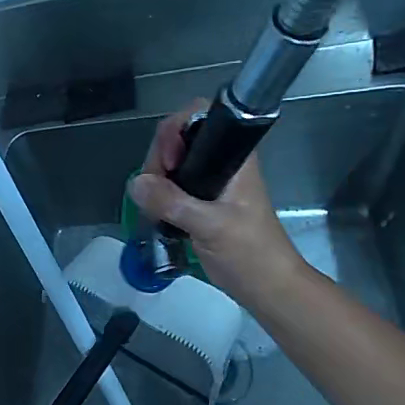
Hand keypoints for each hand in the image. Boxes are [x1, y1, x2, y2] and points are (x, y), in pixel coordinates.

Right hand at [127, 100, 306, 303]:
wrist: (268, 287)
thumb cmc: (251, 253)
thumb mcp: (212, 227)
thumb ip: (174, 203)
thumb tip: (136, 184)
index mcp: (232, 157)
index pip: (198, 117)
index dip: (175, 131)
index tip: (168, 163)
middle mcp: (221, 163)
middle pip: (178, 141)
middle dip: (159, 161)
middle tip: (154, 193)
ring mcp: (210, 184)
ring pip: (173, 166)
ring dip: (156, 183)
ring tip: (154, 209)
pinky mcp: (201, 204)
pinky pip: (172, 189)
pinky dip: (159, 198)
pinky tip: (156, 216)